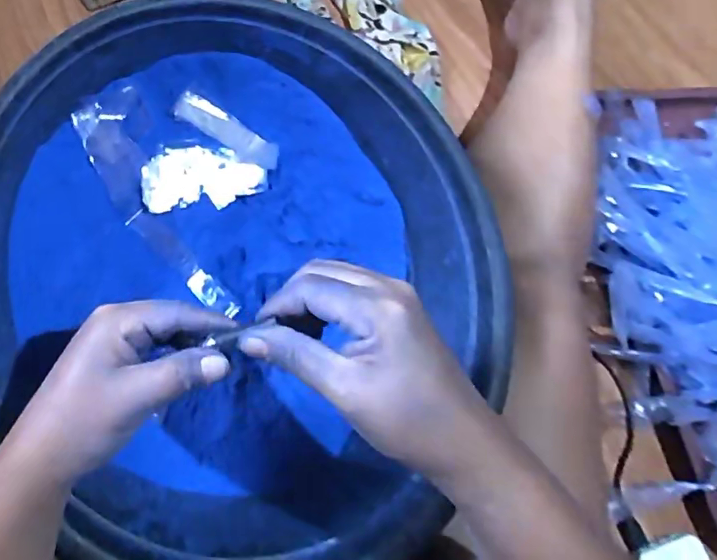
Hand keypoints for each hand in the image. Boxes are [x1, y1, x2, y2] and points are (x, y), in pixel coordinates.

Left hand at [5, 301, 235, 484]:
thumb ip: (180, 374)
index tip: (243, 332)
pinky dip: (170, 356)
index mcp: (117, 319)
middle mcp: (113, 319)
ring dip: (186, 344)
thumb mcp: (138, 397)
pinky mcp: (109, 357)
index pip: (172, 311)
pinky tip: (187, 369)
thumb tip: (224, 360)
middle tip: (237, 349)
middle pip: (166, 318)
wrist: (43, 452)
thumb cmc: (88, 419)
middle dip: (200, 331)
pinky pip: (148, 348)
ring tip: (219, 359)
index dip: (208, 320)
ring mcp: (109, 337)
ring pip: (158, 333)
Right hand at [237, 260, 486, 477]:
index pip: (309, 286)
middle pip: (319, 271)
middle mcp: (387, 285)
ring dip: (307, 294)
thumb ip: (296, 355)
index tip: (257, 332)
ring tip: (293, 331)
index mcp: (376, 305)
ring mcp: (398, 290)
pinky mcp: (401, 301)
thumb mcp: (344, 391)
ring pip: (334, 273)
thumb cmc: (406, 423)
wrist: (468, 446)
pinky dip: (327, 297)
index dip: (277, 305)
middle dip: (290, 296)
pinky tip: (320, 326)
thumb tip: (248, 338)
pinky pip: (350, 282)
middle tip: (273, 331)